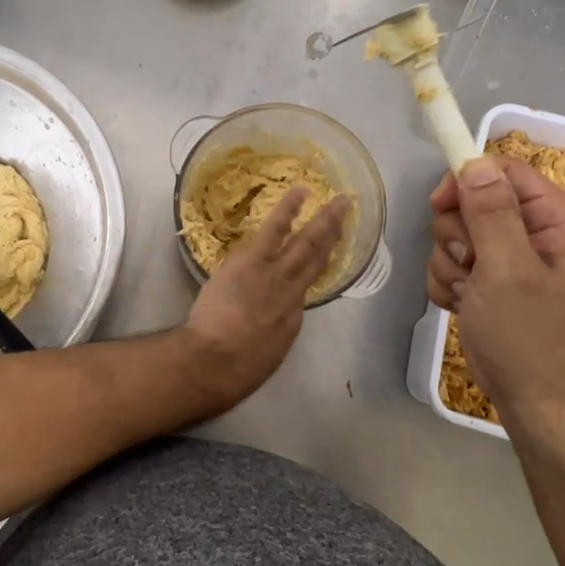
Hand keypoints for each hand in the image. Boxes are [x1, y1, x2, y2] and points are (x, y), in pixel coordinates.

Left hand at [182, 187, 351, 407]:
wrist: (215, 361)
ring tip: (337, 201)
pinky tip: (298, 193)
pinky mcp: (253, 262)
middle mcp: (290, 295)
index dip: (313, 273)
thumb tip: (263, 329)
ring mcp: (274, 276)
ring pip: (305, 244)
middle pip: (316, 262)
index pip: (303, 292)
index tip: (321, 258)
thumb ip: (265, 337)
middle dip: (334, 238)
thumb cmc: (233, 372)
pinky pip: (275, 230)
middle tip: (349, 216)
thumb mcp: (260, 358)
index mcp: (290, 323)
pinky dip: (288, 210)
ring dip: (324, 220)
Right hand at [427, 157, 564, 419]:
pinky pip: (448, 263)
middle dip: (457, 236)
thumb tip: (473, 161)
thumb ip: (491, 212)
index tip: (440, 206)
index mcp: (554, 216)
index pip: (500, 170)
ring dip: (450, 266)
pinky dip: (449, 286)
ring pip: (453, 234)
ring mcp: (507, 255)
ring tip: (472, 295)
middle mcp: (533, 228)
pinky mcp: (485, 279)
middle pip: (469, 201)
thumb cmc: (528, 334)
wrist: (530, 395)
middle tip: (472, 266)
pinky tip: (464, 307)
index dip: (464, 182)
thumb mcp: (509, 269)